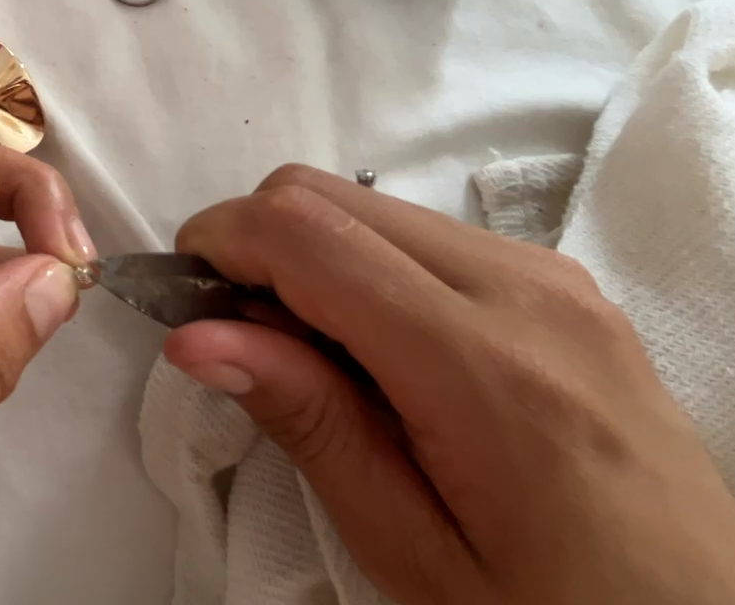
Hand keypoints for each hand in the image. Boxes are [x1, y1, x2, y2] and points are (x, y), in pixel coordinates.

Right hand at [162, 165, 734, 604]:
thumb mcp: (406, 542)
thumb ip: (304, 419)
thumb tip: (190, 336)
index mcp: (485, 367)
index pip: (304, 235)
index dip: (217, 243)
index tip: (184, 300)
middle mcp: (522, 287)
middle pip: (317, 193)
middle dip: (247, 240)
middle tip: (238, 329)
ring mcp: (545, 271)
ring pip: (353, 199)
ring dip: (296, 249)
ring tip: (304, 342)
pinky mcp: (549, 274)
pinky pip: (402, 224)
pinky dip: (347, 256)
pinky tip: (364, 336)